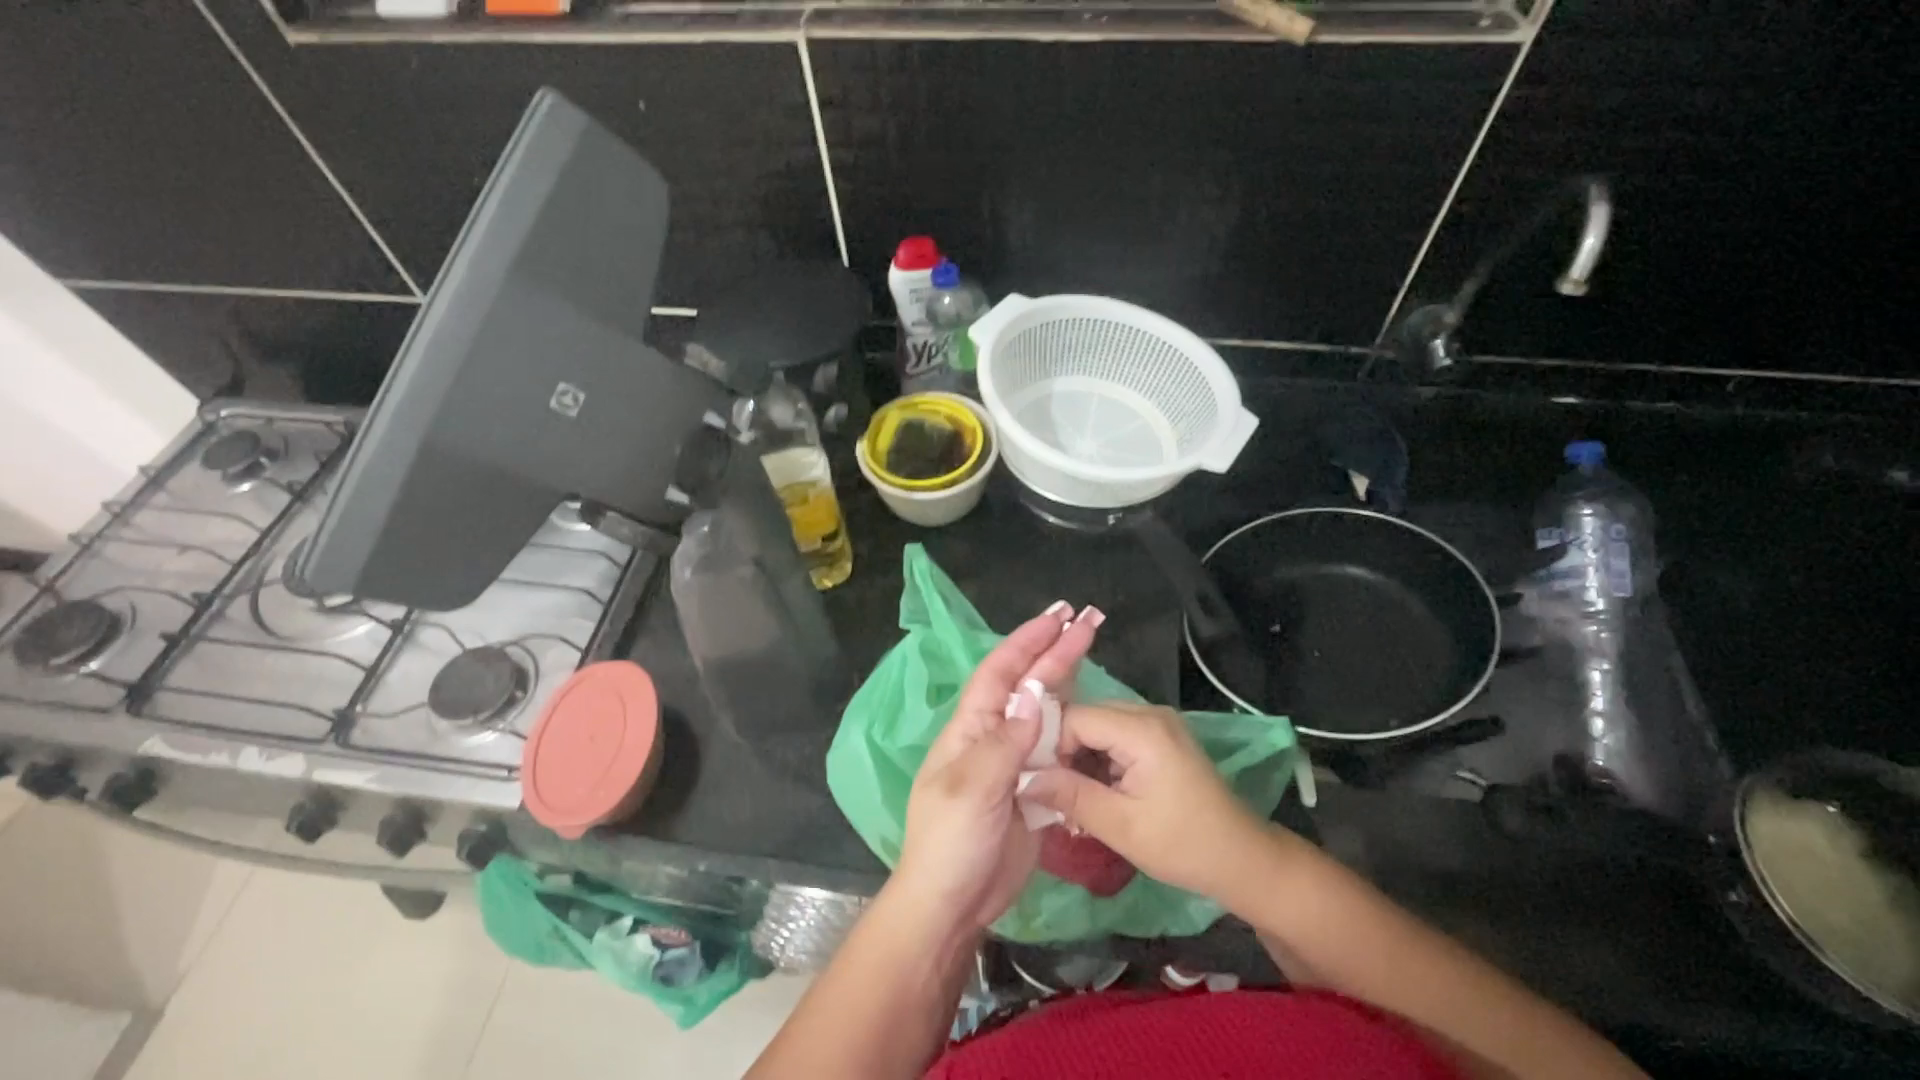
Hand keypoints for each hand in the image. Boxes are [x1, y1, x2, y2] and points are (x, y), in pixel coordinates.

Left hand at [893, 602, 1103, 930]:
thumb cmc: (950, 843)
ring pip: (1044, 714)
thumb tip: (1033, 698)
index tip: (1057, 617)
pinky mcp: (1033, 792)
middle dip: (1054, 653)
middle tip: (1088, 621)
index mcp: (969, 731)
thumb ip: (1005, 744)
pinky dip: (1074, 728)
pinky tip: (1093, 714)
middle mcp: (992, 739)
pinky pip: (1056, 750)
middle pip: (1026, 687)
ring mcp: (1013, 765)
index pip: (999, 674)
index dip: (1026, 642)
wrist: (952, 904)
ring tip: (1091, 651)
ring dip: (1066, 683)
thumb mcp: (971, 790)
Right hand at [1020, 702, 1271, 898]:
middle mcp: (1148, 713)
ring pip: (1097, 727)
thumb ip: (1070, 796)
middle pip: (1084, 717)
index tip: (1033, 781)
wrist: (1241, 858)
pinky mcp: (1160, 738)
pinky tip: (1093, 791)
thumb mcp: (1120, 826)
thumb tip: (1023, 779)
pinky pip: (1115, 736)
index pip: (1073, 718)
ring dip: (1079, 758)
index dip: (1048, 746)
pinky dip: (1098, 760)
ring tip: (1068, 796)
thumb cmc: (1182, 844)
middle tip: (1047, 791)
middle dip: (1061, 752)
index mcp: (1141, 729)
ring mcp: (1157, 723)